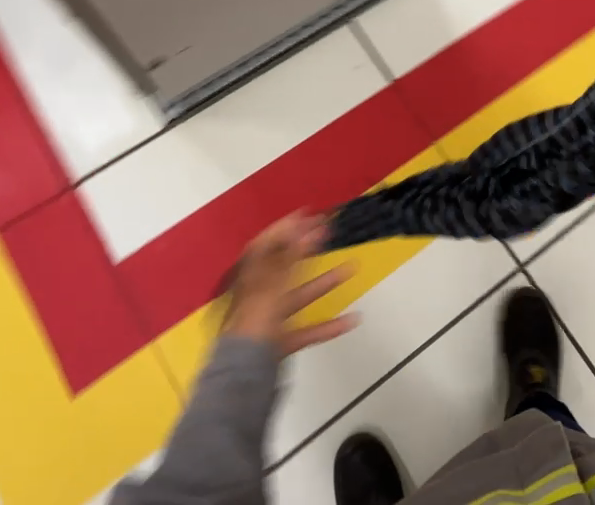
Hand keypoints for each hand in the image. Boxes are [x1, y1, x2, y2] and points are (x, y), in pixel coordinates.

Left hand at [221, 214, 360, 354]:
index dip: (286, 227)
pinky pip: (307, 328)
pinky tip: (351, 320)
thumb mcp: (271, 287)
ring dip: (325, 282)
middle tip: (329, 231)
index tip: (308, 213)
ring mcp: (269, 320)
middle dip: (308, 248)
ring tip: (351, 268)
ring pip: (299, 295)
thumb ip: (287, 258)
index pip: (266, 244)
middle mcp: (258, 295)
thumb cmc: (254, 326)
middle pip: (284, 266)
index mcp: (251, 278)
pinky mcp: (280, 343)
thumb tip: (300, 227)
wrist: (242, 380)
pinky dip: (328, 324)